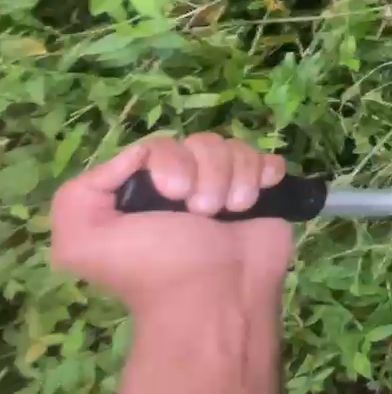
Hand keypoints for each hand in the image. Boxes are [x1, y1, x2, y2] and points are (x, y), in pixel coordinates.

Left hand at [51, 134, 294, 314]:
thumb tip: (139, 154)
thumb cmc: (155, 265)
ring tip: (235, 210)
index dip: (172, 163)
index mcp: (140, 191)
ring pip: (239, 149)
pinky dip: (268, 174)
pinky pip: (270, 159)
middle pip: (203, 143)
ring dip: (240, 179)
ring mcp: (226, 184)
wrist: (219, 288)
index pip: (160, 146)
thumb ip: (81, 195)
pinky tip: (258, 199)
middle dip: (211, 174)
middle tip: (206, 211)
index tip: (175, 195)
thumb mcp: (86, 242)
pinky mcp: (263, 188)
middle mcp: (183, 183)